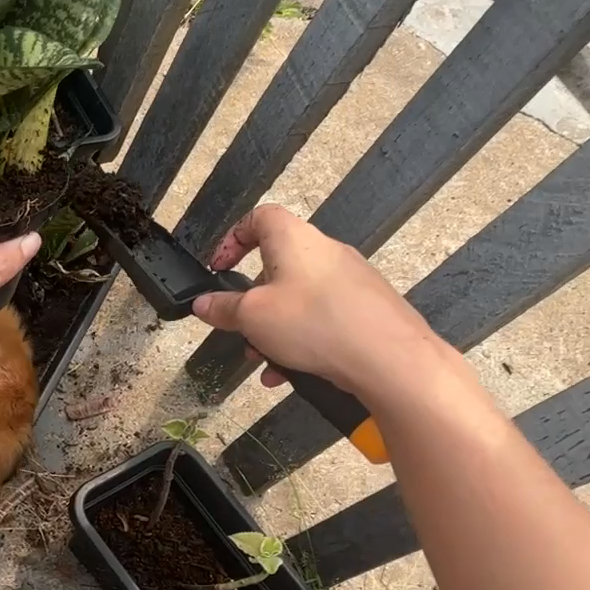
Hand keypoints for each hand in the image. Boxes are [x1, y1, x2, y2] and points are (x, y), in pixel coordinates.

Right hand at [193, 205, 459, 402]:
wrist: (387, 357)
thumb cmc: (313, 323)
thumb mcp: (252, 316)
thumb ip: (222, 308)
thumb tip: (202, 303)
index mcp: (294, 240)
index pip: (259, 217)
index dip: (232, 239)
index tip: (218, 269)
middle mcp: (323, 252)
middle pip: (274, 267)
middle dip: (250, 301)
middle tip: (238, 327)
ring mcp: (347, 280)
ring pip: (294, 299)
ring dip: (270, 328)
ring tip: (262, 359)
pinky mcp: (362, 307)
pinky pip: (316, 319)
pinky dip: (296, 341)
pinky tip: (286, 372)